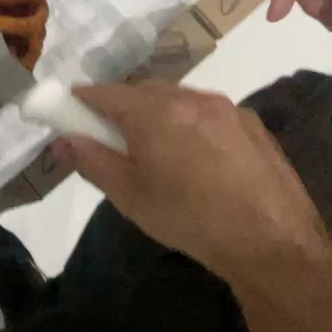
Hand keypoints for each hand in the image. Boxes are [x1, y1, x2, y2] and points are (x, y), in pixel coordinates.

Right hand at [57, 83, 331, 287]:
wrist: (271, 241)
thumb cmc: (187, 218)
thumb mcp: (127, 194)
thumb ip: (90, 160)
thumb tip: (61, 140)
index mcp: (157, 113)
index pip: (105, 92)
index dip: (80, 101)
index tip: (65, 114)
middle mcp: (192, 99)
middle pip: (141, 90)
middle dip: (117, 106)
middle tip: (104, 137)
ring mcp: (226, 109)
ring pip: (175, 98)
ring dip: (152, 113)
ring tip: (147, 149)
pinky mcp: (250, 124)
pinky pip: (203, 112)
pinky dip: (183, 122)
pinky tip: (186, 156)